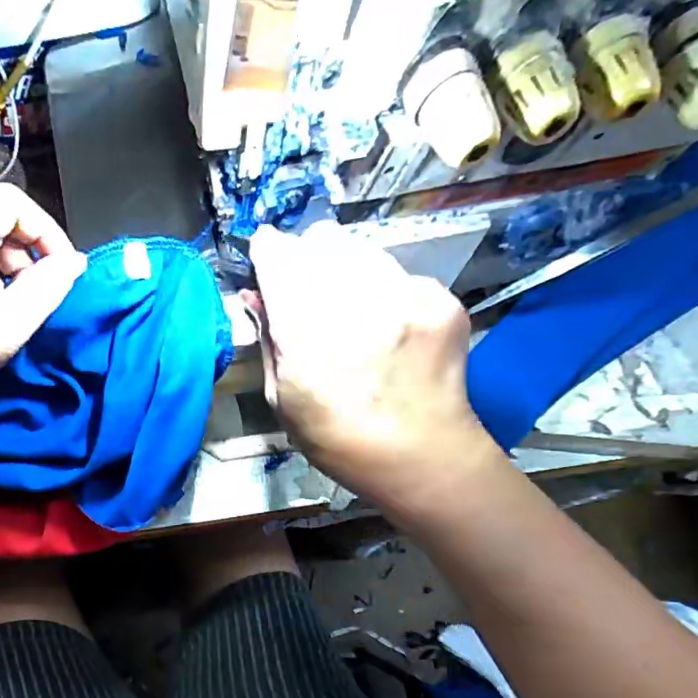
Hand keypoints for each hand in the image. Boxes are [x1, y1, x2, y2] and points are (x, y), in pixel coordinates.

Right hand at [247, 222, 498, 511]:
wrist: (422, 456)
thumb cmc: (338, 440)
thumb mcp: (283, 401)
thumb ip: (269, 341)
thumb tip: (257, 295)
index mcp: (308, 338)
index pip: (279, 258)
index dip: (268, 252)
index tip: (265, 256)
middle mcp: (358, 305)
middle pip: (321, 241)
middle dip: (305, 256)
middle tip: (305, 287)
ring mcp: (406, 298)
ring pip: (361, 249)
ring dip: (343, 267)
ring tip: (346, 308)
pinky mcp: (440, 299)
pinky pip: (397, 273)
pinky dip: (382, 289)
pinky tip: (383, 324)